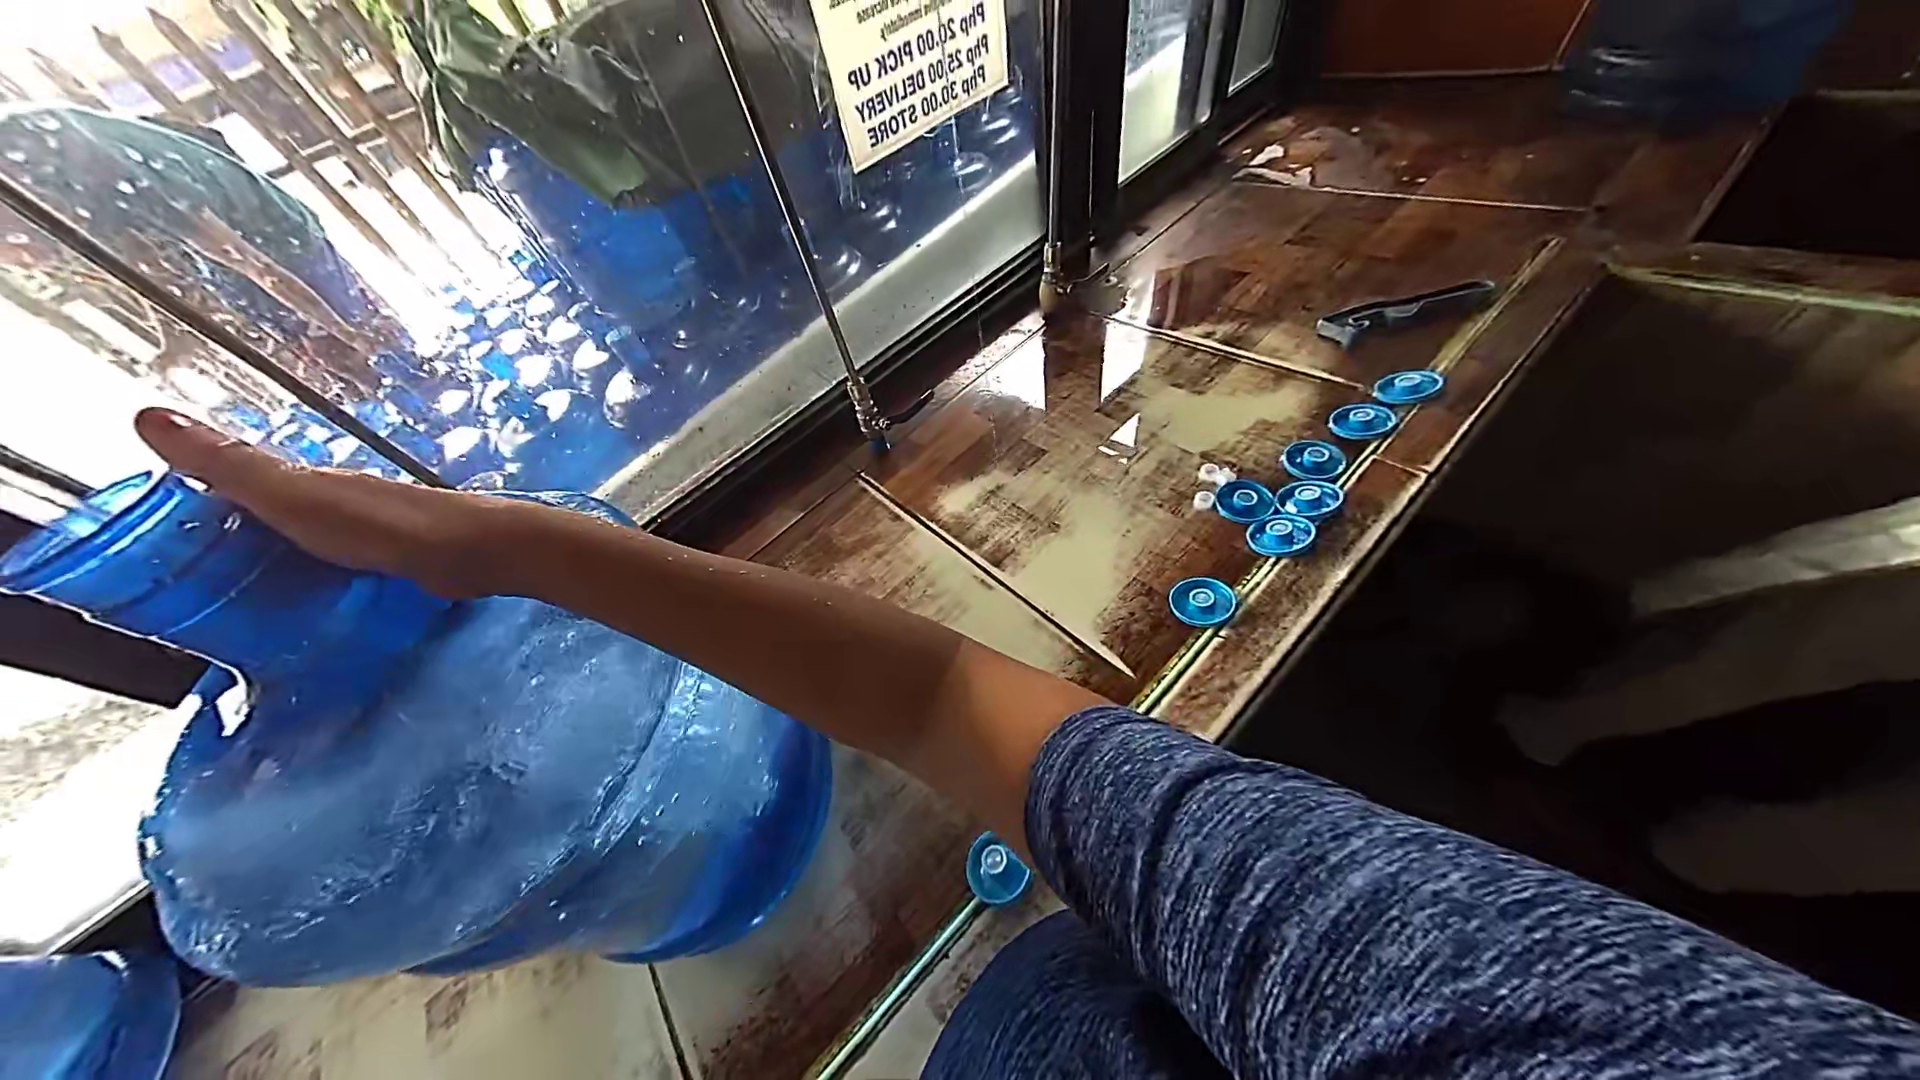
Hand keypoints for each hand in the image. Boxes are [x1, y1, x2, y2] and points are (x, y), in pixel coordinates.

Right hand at [135, 408, 534, 598]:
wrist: (478, 552)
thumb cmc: (387, 526)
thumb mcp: (297, 496)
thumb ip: (232, 465)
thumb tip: (149, 416)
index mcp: (317, 482)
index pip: (245, 478)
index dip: (203, 494)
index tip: (159, 526)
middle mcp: (351, 499)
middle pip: (284, 511)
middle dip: (242, 530)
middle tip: (192, 570)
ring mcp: (384, 529)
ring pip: (320, 538)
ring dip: (286, 554)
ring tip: (243, 589)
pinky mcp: (409, 559)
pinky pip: (353, 563)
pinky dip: (327, 573)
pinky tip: (317, 594)